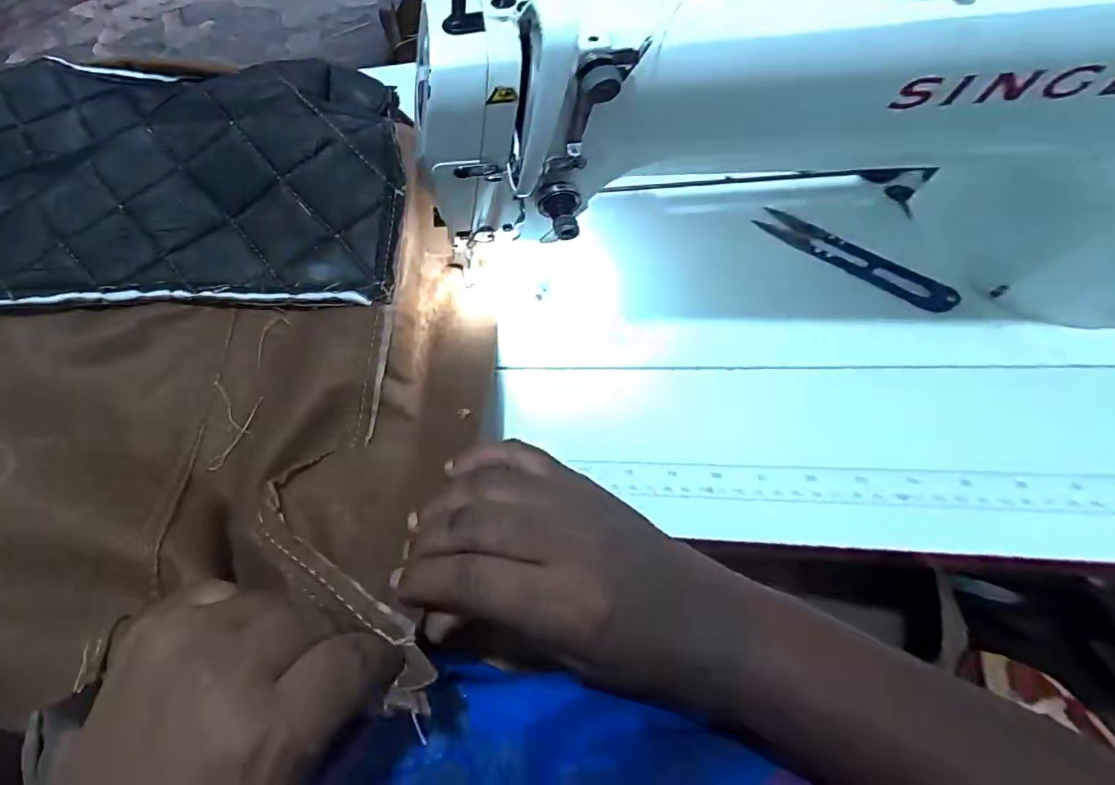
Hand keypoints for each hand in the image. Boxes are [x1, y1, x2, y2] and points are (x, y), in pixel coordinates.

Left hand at [57, 581, 401, 784]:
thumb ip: (327, 741)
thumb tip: (364, 693)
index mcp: (267, 730)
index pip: (346, 662)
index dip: (377, 658)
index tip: (386, 663)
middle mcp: (227, 664)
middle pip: (307, 619)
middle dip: (333, 637)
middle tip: (338, 657)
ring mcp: (181, 632)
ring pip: (263, 598)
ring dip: (286, 621)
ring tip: (287, 646)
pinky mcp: (148, 620)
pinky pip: (212, 590)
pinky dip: (234, 608)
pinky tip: (233, 632)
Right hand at [395, 441, 762, 702]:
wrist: (716, 623)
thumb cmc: (642, 660)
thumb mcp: (566, 660)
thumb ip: (492, 629)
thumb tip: (430, 618)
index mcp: (565, 601)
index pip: (468, 578)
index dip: (423, 582)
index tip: (398, 592)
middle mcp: (561, 539)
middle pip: (466, 527)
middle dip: (424, 545)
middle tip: (407, 562)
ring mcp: (568, 500)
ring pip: (479, 488)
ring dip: (440, 505)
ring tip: (423, 525)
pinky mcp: (574, 479)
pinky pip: (511, 454)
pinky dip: (476, 458)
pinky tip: (453, 472)